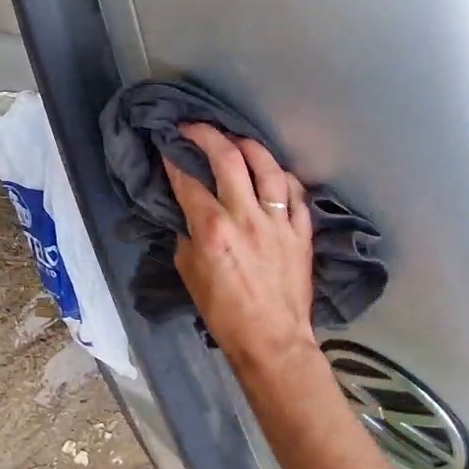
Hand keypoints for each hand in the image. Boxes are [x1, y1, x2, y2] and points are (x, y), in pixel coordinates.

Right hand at [164, 123, 315, 373]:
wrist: (272, 342)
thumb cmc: (222, 310)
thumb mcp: (188, 268)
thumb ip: (187, 230)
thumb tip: (186, 206)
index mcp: (212, 228)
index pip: (187, 178)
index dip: (173, 155)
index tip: (165, 142)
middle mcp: (246, 217)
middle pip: (228, 158)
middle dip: (206, 134)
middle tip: (193, 126)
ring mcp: (279, 223)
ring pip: (268, 167)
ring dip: (248, 145)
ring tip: (235, 139)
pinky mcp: (302, 233)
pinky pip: (296, 193)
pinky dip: (282, 176)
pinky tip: (271, 171)